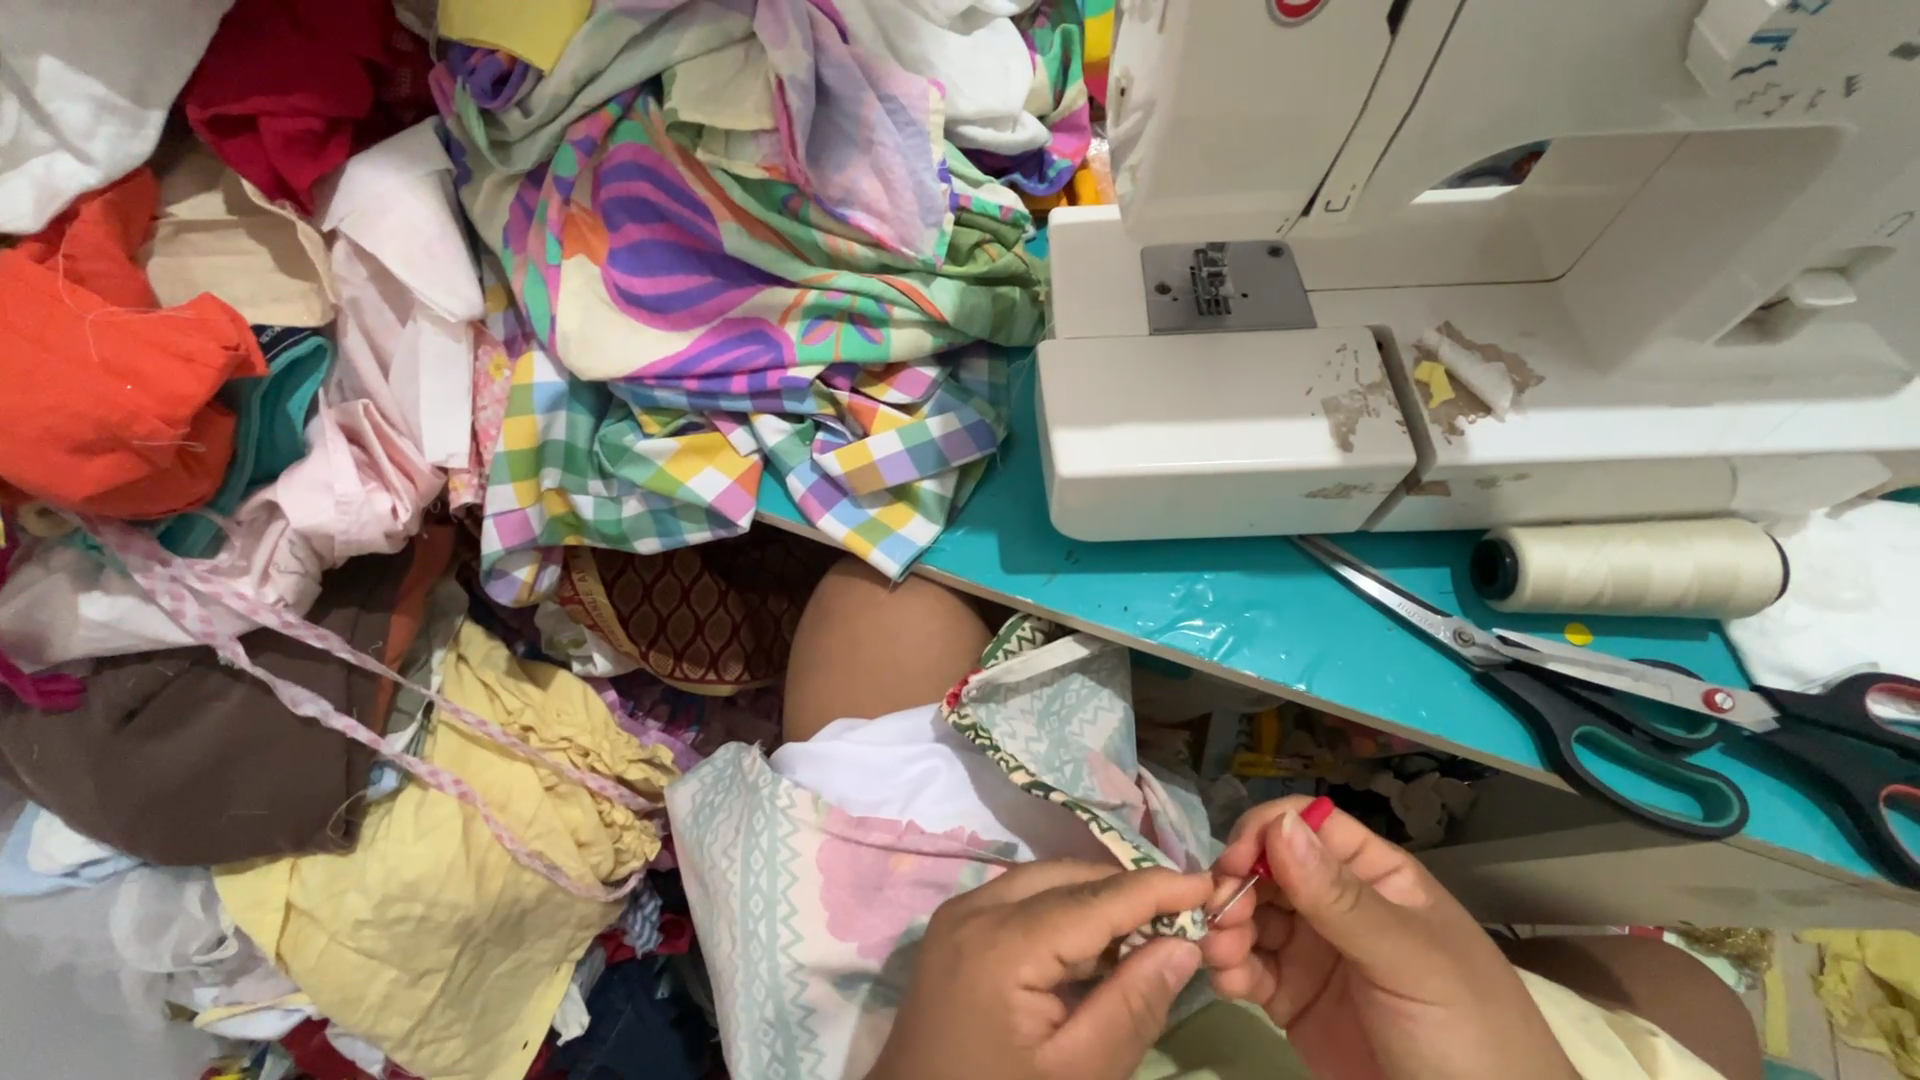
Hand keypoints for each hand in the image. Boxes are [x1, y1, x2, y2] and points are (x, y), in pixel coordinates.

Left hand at [869, 860, 1213, 1079]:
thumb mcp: (1077, 1076)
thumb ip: (1131, 1005)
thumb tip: (1182, 943)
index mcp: (1001, 944)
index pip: (1095, 899)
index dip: (1156, 888)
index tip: (1210, 885)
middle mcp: (974, 909)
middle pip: (1066, 878)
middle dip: (1126, 890)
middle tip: (1184, 916)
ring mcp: (957, 915)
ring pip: (1042, 881)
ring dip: (1095, 898)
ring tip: (1149, 930)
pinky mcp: (953, 930)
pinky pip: (1018, 899)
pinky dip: (1061, 910)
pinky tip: (1094, 946)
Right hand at [1201, 797, 1577, 1079]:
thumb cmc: (1468, 1037)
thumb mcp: (1411, 962)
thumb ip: (1341, 898)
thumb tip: (1277, 824)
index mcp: (1375, 877)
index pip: (1308, 826)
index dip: (1265, 832)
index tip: (1234, 863)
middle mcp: (1336, 905)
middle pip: (1266, 867)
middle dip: (1235, 883)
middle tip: (1218, 915)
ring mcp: (1313, 953)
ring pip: (1249, 915)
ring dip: (1224, 925)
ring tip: (1221, 954)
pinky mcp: (1292, 1000)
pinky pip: (1246, 966)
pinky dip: (1227, 966)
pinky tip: (1227, 980)